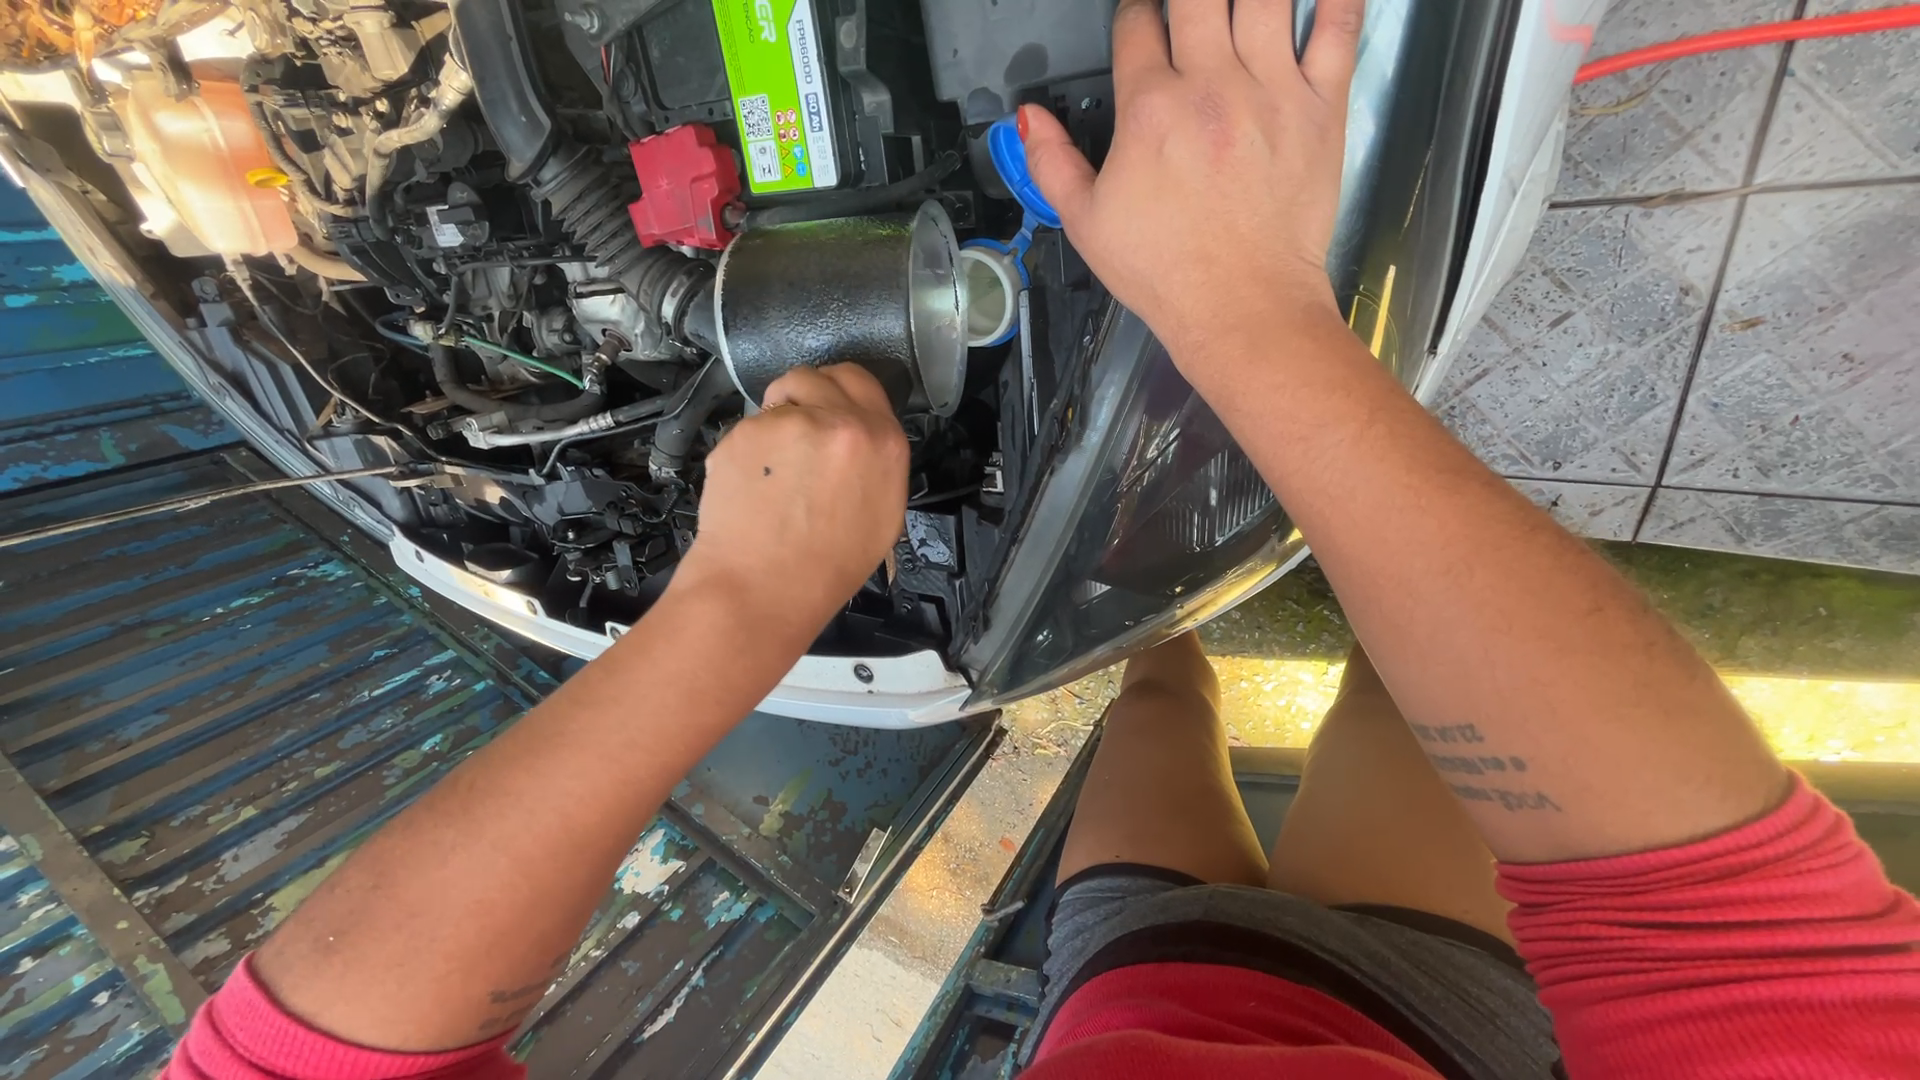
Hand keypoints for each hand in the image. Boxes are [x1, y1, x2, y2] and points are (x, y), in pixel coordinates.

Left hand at [676, 363, 908, 634]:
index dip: (842, 392)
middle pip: (817, 376)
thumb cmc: (825, 566)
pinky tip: (752, 485)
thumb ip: (876, 460)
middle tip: (796, 430)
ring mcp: (791, 423)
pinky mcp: (747, 432)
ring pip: (778, 398)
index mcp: (884, 442)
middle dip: (805, 394)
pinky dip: (747, 448)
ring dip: (775, 420)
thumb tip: (859, 436)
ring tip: (774, 469)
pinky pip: (747, 426)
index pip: (862, 381)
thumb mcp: (884, 514)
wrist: (765, 587)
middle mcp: (842, 423)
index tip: (830, 406)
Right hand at [1020, 0, 1363, 360]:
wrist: (1240, 305)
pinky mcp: (1321, 107)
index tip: (1139, 21)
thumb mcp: (1085, 225)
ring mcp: (1272, 89)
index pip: (1136, 24)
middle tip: (1188, 6)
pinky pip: (1340, 25)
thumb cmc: (1164, 272)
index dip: (1133, 13)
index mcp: (1150, 110)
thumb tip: (1029, 118)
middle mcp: (1211, 84)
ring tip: (1236, 5)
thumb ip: (1051, 163)